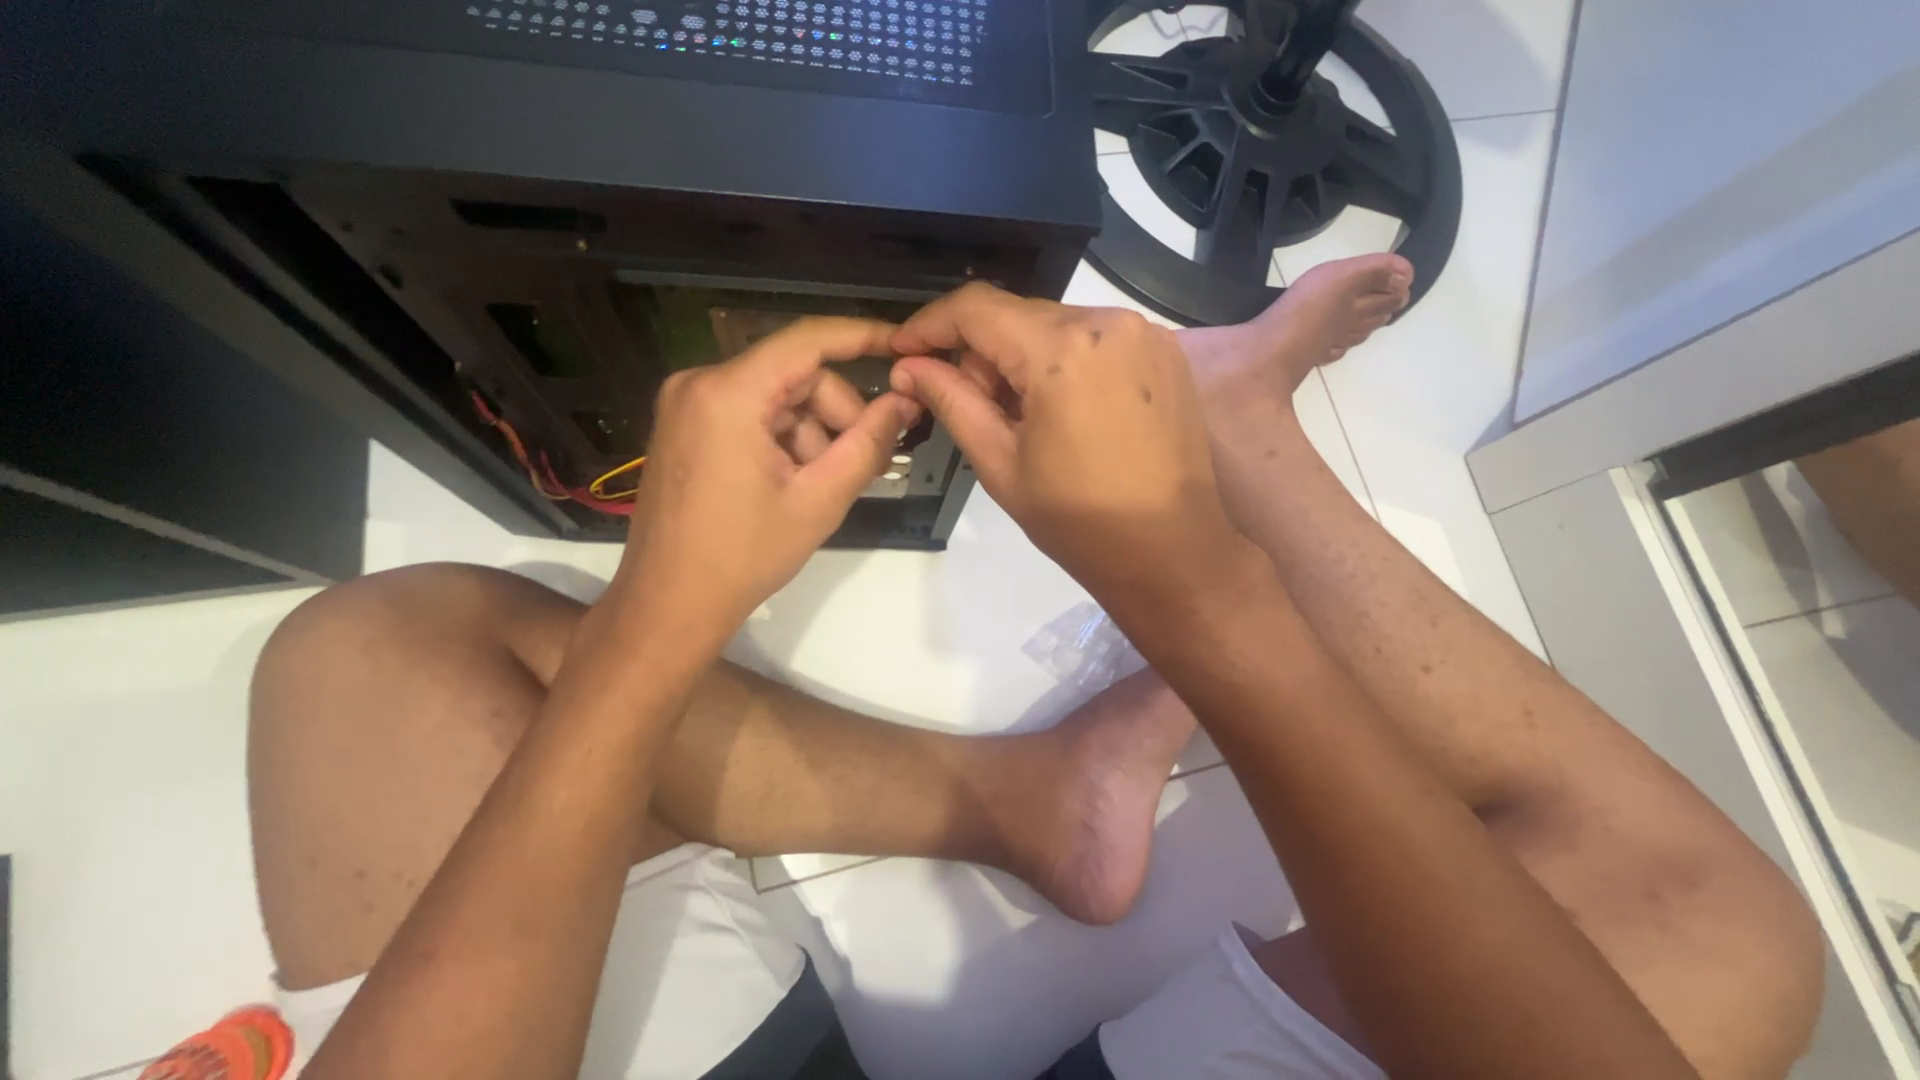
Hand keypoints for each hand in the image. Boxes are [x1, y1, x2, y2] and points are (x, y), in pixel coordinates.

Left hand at [611, 317, 919, 634]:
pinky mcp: (683, 426)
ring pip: (775, 396)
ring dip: (810, 433)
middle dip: (835, 413)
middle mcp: (699, 383)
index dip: (862, 337)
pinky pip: (749, 412)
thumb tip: (905, 401)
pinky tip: (789, 483)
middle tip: (856, 465)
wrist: (669, 604)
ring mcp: (685, 404)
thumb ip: (868, 443)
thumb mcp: (819, 500)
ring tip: (817, 487)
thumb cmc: (744, 556)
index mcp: (728, 394)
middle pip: (794, 374)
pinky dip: (781, 439)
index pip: (807, 340)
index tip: (903, 347)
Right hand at [890, 283, 1243, 593]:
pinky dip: (1065, 361)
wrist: (1172, 551)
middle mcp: (1108, 323)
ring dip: (1023, 357)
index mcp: (1061, 351)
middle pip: (1018, 314)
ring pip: (1056, 324)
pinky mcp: (1167, 351)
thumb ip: (952, 401)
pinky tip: (1064, 411)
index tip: (904, 351)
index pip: (976, 308)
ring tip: (1021, 417)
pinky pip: (1095, 338)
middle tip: (968, 403)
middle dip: (980, 351)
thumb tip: (908, 367)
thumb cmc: (1079, 520)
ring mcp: (1144, 334)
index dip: (930, 324)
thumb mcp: (1001, 463)